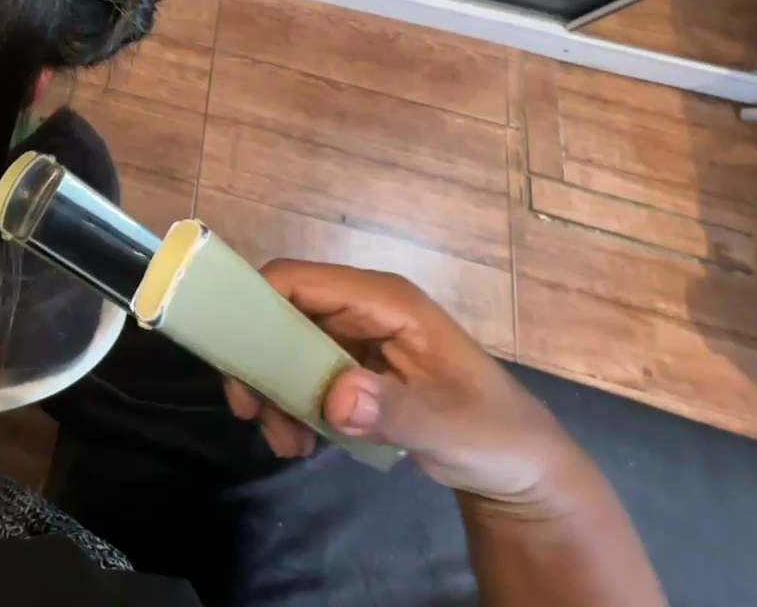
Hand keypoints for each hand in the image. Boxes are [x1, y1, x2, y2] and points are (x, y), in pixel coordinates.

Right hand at [224, 260, 582, 512]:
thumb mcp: (453, 429)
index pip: (296, 279)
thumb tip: (335, 396)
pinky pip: (297, 373)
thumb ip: (395, 411)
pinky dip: (286, 405)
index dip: (254, 301)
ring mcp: (351, 337)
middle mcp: (358, 308)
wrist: (526, 476)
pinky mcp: (347, 366)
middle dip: (257, 361)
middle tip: (247, 409)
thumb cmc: (499, 438)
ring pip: (281, 346)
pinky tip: (298, 442)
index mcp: (383, 300)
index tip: (231, 353)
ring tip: (282, 441)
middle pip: (278, 314)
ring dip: (270, 392)